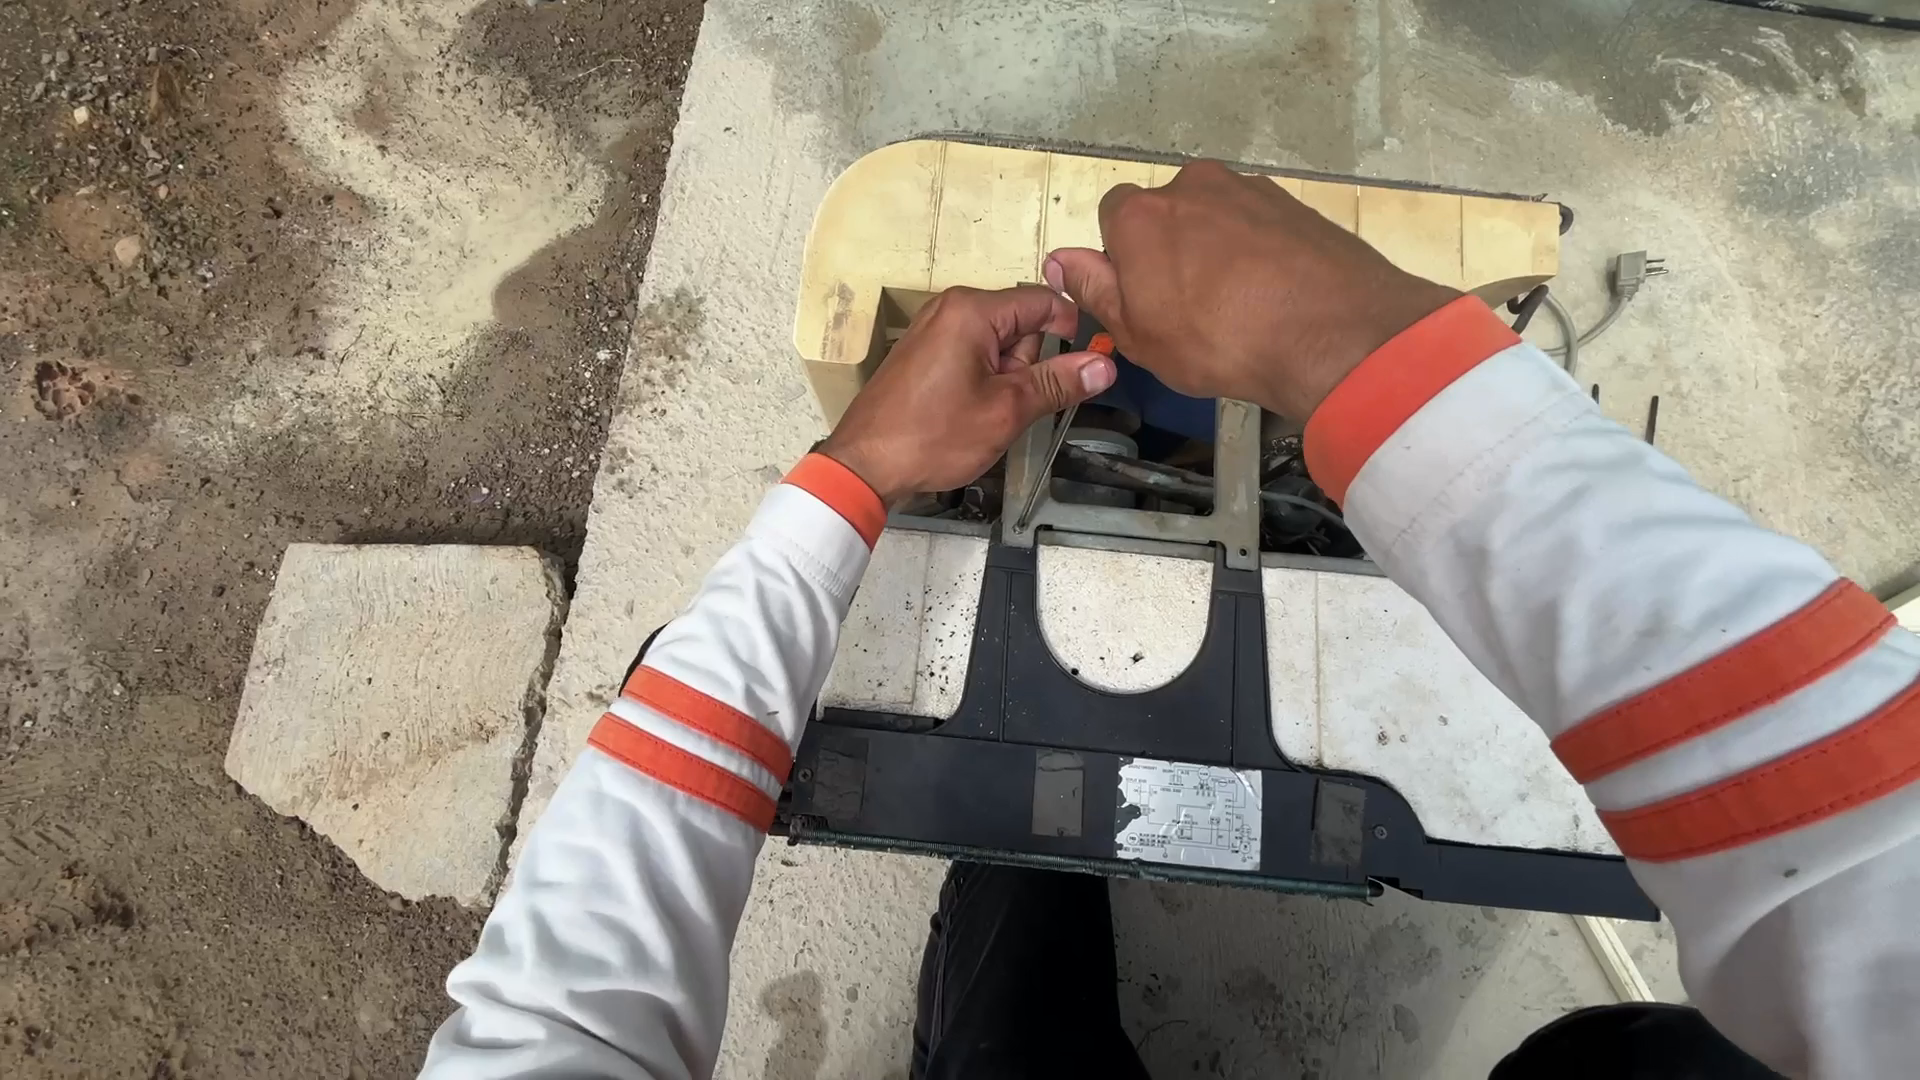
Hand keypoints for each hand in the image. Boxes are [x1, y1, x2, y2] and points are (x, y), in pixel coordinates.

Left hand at [818, 285, 1116, 502]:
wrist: (865, 465)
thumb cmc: (935, 436)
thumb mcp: (1006, 411)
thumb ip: (1057, 383)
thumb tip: (1105, 365)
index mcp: (972, 310)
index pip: (1043, 302)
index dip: (1070, 333)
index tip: (1079, 371)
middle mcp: (950, 308)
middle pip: (1019, 324)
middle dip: (1028, 364)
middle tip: (1009, 405)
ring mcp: (932, 329)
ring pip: (996, 344)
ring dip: (1005, 379)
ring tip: (984, 415)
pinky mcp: (922, 354)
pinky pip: (970, 355)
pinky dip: (982, 381)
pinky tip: (967, 413)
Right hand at [1042, 160, 1459, 419]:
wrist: (1326, 332)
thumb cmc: (1212, 340)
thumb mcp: (1136, 332)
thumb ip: (1093, 289)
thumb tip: (1059, 259)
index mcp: (1141, 214)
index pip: (1111, 216)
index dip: (1120, 258)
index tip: (1140, 297)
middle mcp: (1192, 184)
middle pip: (1164, 213)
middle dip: (1166, 249)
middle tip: (1185, 307)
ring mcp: (1248, 188)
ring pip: (1212, 217)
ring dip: (1211, 249)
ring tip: (1233, 304)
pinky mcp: (1293, 202)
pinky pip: (1255, 225)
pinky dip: (1253, 250)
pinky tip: (1268, 293)